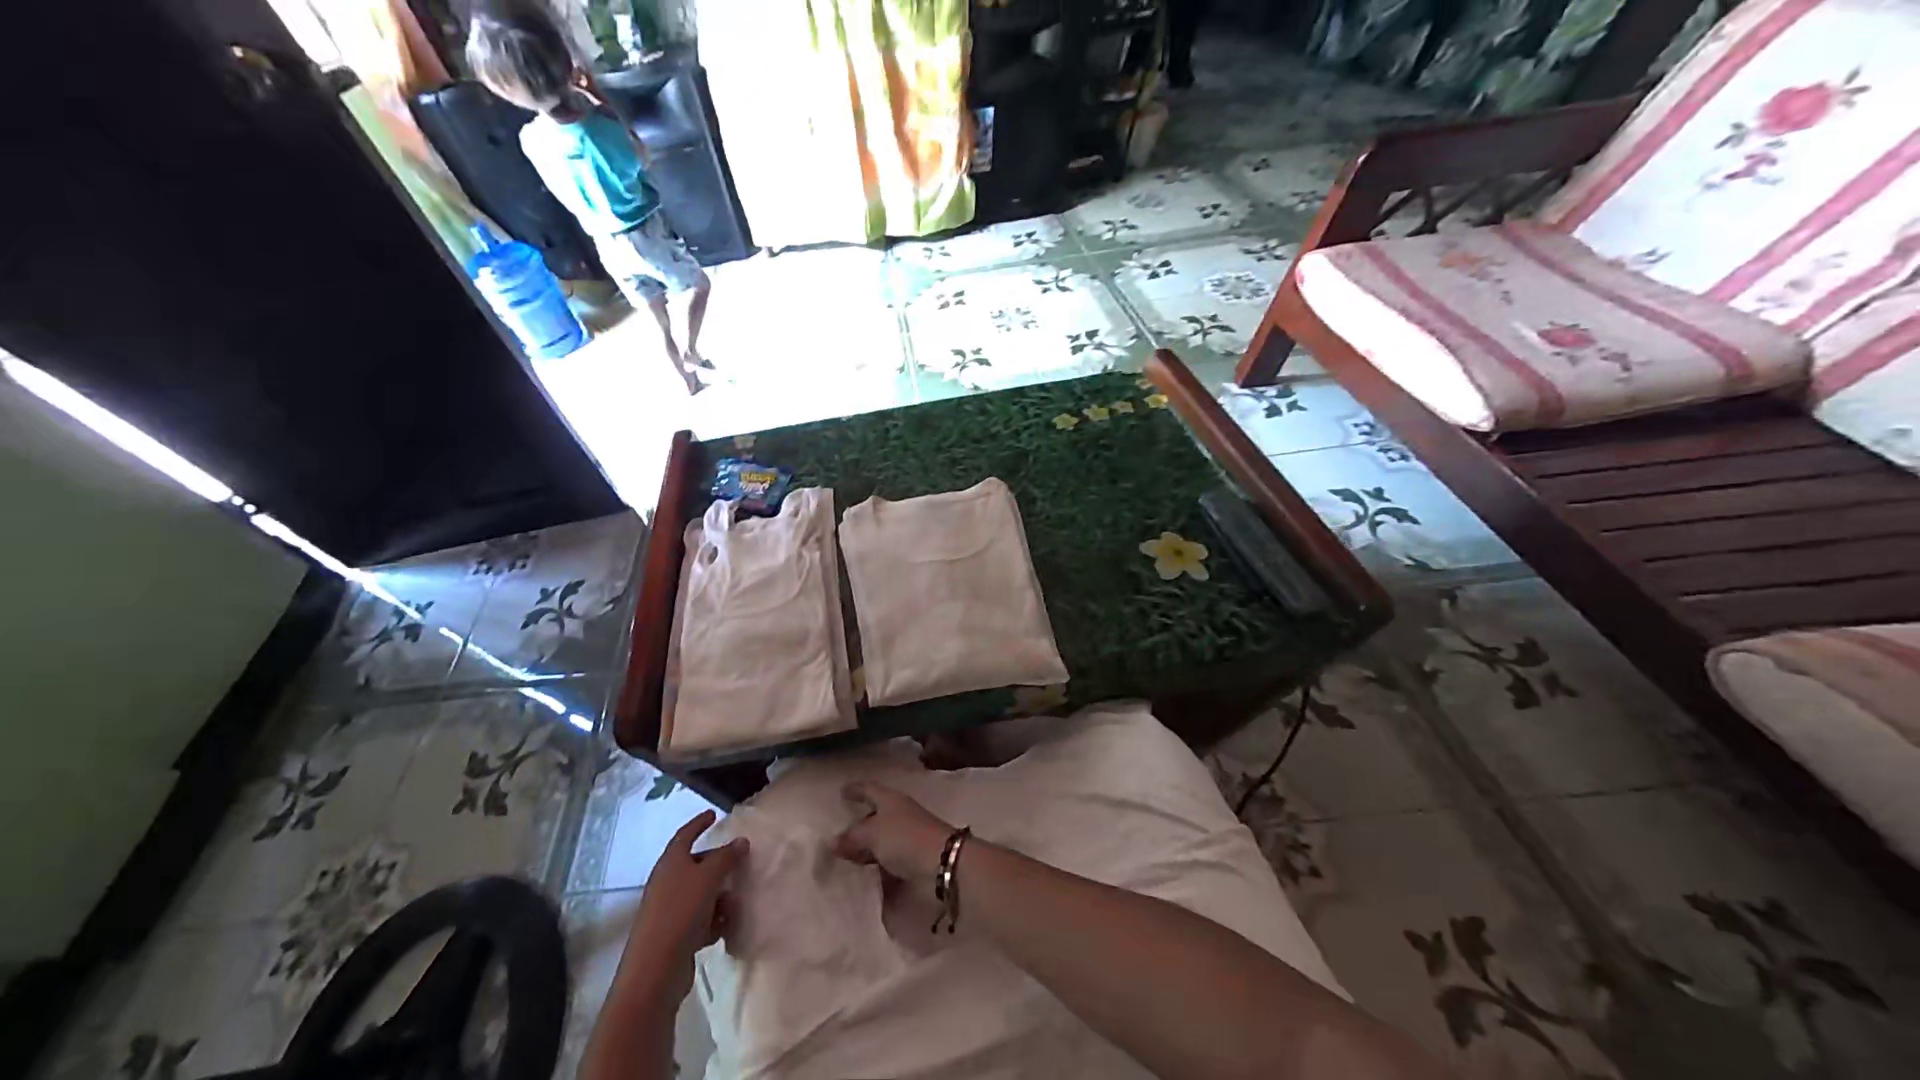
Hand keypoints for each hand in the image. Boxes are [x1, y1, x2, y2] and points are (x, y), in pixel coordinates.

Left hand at [624, 810, 745, 983]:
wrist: (656, 969)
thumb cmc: (680, 913)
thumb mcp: (708, 878)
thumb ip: (726, 858)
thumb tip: (741, 841)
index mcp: (670, 863)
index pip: (685, 835)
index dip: (699, 823)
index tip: (714, 814)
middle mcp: (668, 882)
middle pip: (696, 865)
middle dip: (718, 864)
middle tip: (739, 862)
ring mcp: (670, 910)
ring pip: (702, 893)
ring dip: (720, 896)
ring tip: (736, 902)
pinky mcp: (675, 934)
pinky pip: (701, 918)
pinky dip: (714, 920)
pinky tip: (725, 928)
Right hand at [832, 782, 953, 882]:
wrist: (943, 862)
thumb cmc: (905, 838)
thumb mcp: (872, 833)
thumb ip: (852, 836)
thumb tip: (833, 842)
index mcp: (890, 800)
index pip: (869, 789)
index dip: (855, 789)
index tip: (842, 791)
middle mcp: (899, 814)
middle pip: (875, 815)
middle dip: (858, 822)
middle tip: (837, 830)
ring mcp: (907, 837)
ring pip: (880, 839)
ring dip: (866, 847)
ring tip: (844, 857)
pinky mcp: (912, 858)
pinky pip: (887, 858)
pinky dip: (876, 863)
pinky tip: (862, 873)